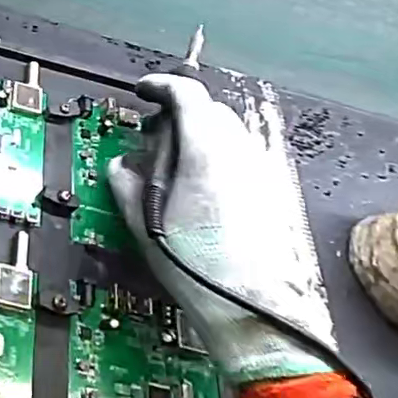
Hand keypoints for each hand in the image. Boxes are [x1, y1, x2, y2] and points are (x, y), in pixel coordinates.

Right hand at [107, 74, 335, 383]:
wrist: (256, 312)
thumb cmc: (197, 267)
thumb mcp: (145, 222)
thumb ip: (127, 181)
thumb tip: (122, 164)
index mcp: (206, 153)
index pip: (187, 94)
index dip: (161, 85)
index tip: (144, 92)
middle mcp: (240, 154)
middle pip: (210, 109)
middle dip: (181, 111)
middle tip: (155, 134)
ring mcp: (263, 172)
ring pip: (230, 130)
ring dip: (201, 132)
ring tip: (177, 163)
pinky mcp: (275, 192)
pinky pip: (244, 155)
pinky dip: (220, 154)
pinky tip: (203, 185)